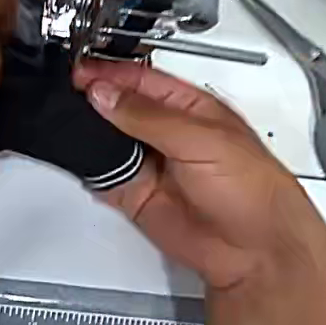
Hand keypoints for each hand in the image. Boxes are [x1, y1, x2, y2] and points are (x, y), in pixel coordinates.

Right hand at [74, 59, 325, 292]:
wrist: (255, 252)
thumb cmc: (254, 190)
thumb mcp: (200, 140)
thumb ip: (148, 116)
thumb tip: (107, 94)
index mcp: (188, 107)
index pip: (141, 80)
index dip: (110, 74)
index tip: (82, 72)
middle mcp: (167, 132)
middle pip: (120, 107)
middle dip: (94, 100)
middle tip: (70, 95)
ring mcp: (151, 163)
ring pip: (108, 140)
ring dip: (90, 133)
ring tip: (72, 125)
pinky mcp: (138, 194)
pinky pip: (105, 176)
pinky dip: (91, 169)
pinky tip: (84, 160)